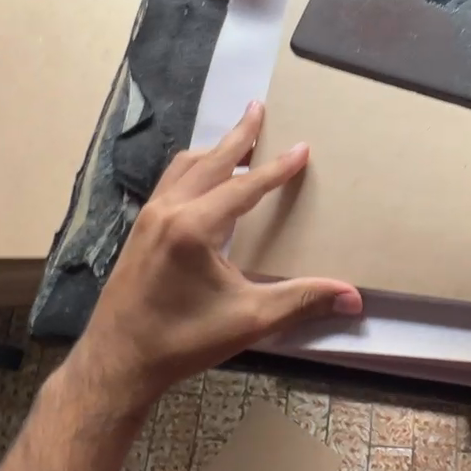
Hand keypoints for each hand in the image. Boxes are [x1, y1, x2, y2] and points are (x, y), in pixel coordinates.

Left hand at [75, 102, 362, 413]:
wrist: (117, 363)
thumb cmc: (183, 341)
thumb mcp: (249, 319)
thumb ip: (302, 300)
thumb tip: (352, 298)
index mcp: (195, 226)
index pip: (246, 186)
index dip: (277, 168)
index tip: (301, 147)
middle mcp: (169, 211)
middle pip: (211, 160)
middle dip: (239, 134)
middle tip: (258, 108)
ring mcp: (148, 218)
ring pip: (184, 167)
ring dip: (214, 150)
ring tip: (238, 141)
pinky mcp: (139, 231)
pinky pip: (170, 183)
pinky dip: (193, 169)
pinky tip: (203, 180)